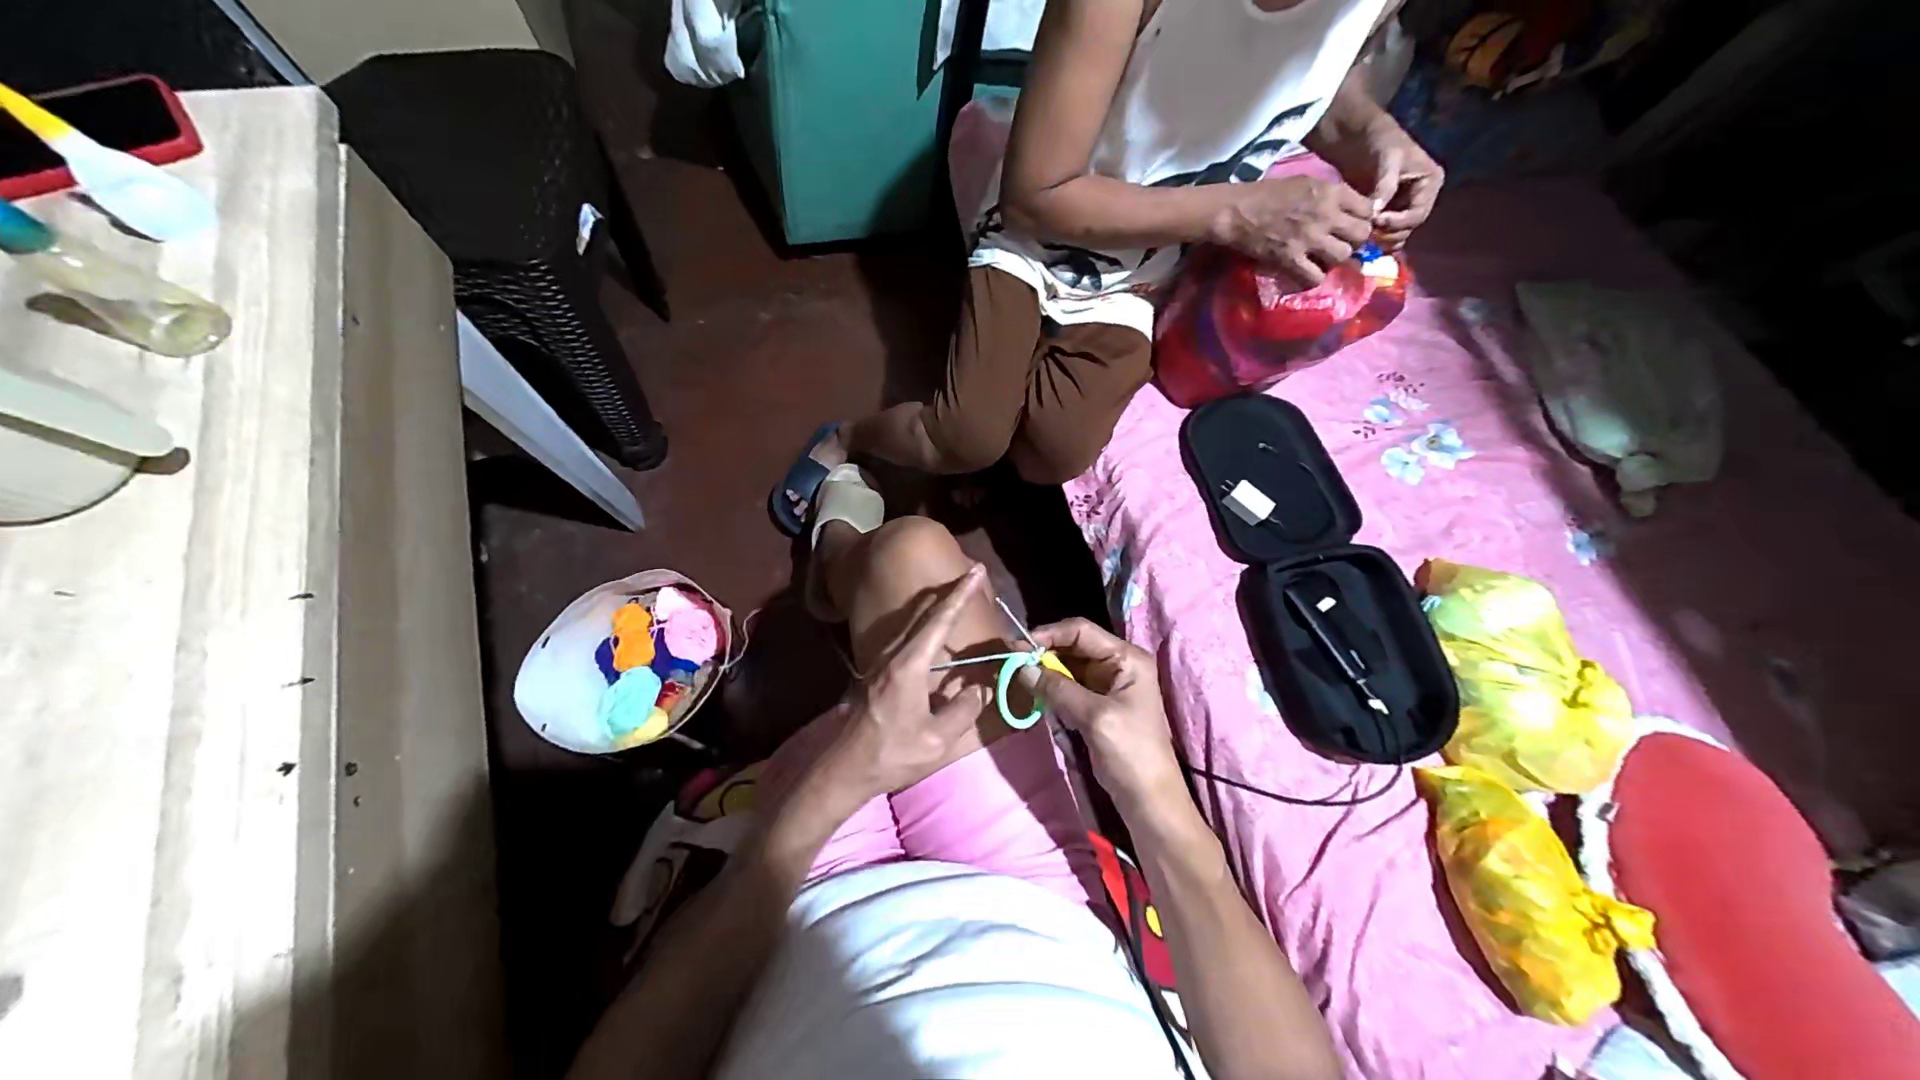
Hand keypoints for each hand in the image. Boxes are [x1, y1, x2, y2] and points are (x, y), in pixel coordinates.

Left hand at [826, 565, 991, 795]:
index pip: (939, 621)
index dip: (960, 594)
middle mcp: (892, 657)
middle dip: (950, 594)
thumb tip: (977, 689)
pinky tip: (933, 639)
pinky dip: (924, 629)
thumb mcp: (936, 739)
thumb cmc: (891, 754)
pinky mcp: (877, 676)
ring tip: (956, 600)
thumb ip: (963, 710)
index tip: (976, 571)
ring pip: (913, 626)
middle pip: (924, 615)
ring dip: (935, 610)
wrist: (844, 769)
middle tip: (971, 576)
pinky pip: (906, 642)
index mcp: (908, 666)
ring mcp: (880, 664)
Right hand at [1024, 618, 1184, 810]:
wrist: (1149, 799)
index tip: (1018, 646)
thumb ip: (1057, 689)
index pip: (1081, 631)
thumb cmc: (1130, 752)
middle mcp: (1118, 665)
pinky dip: (1051, 689)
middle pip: (1073, 646)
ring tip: (1020, 677)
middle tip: (1013, 662)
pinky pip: (1068, 687)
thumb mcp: (1094, 717)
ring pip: (1067, 667)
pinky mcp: (1097, 704)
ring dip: (1045, 672)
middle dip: (1044, 653)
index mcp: (1127, 658)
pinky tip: (1036, 694)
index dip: (1049, 634)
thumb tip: (1021, 667)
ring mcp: (1108, 685)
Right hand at [1209, 174, 1374, 285]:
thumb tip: (1348, 213)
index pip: (1368, 209)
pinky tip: (1305, 273)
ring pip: (1342, 256)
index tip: (1351, 226)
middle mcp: (1325, 215)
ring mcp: (1307, 239)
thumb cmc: (1267, 194)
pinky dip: (1312, 278)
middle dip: (1354, 241)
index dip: (1363, 219)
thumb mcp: (1306, 183)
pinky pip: (1314, 277)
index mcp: (1330, 192)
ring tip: (1322, 260)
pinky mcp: (1289, 259)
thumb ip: (1331, 196)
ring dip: (1334, 261)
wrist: (1235, 211)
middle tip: (1340, 244)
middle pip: (1361, 234)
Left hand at [1320, 114, 1442, 251]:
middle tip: (1366, 233)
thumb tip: (1377, 212)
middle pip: (1408, 229)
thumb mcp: (1388, 159)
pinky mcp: (1387, 214)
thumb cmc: (1380, 143)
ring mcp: (1403, 208)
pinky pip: (1383, 234)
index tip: (1376, 221)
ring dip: (1380, 240)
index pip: (1418, 214)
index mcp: (1430, 183)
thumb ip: (1385, 185)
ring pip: (1396, 235)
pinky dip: (1373, 239)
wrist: (1360, 141)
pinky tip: (1358, 237)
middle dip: (1388, 234)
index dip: (1398, 223)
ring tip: (1362, 235)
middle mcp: (1421, 198)